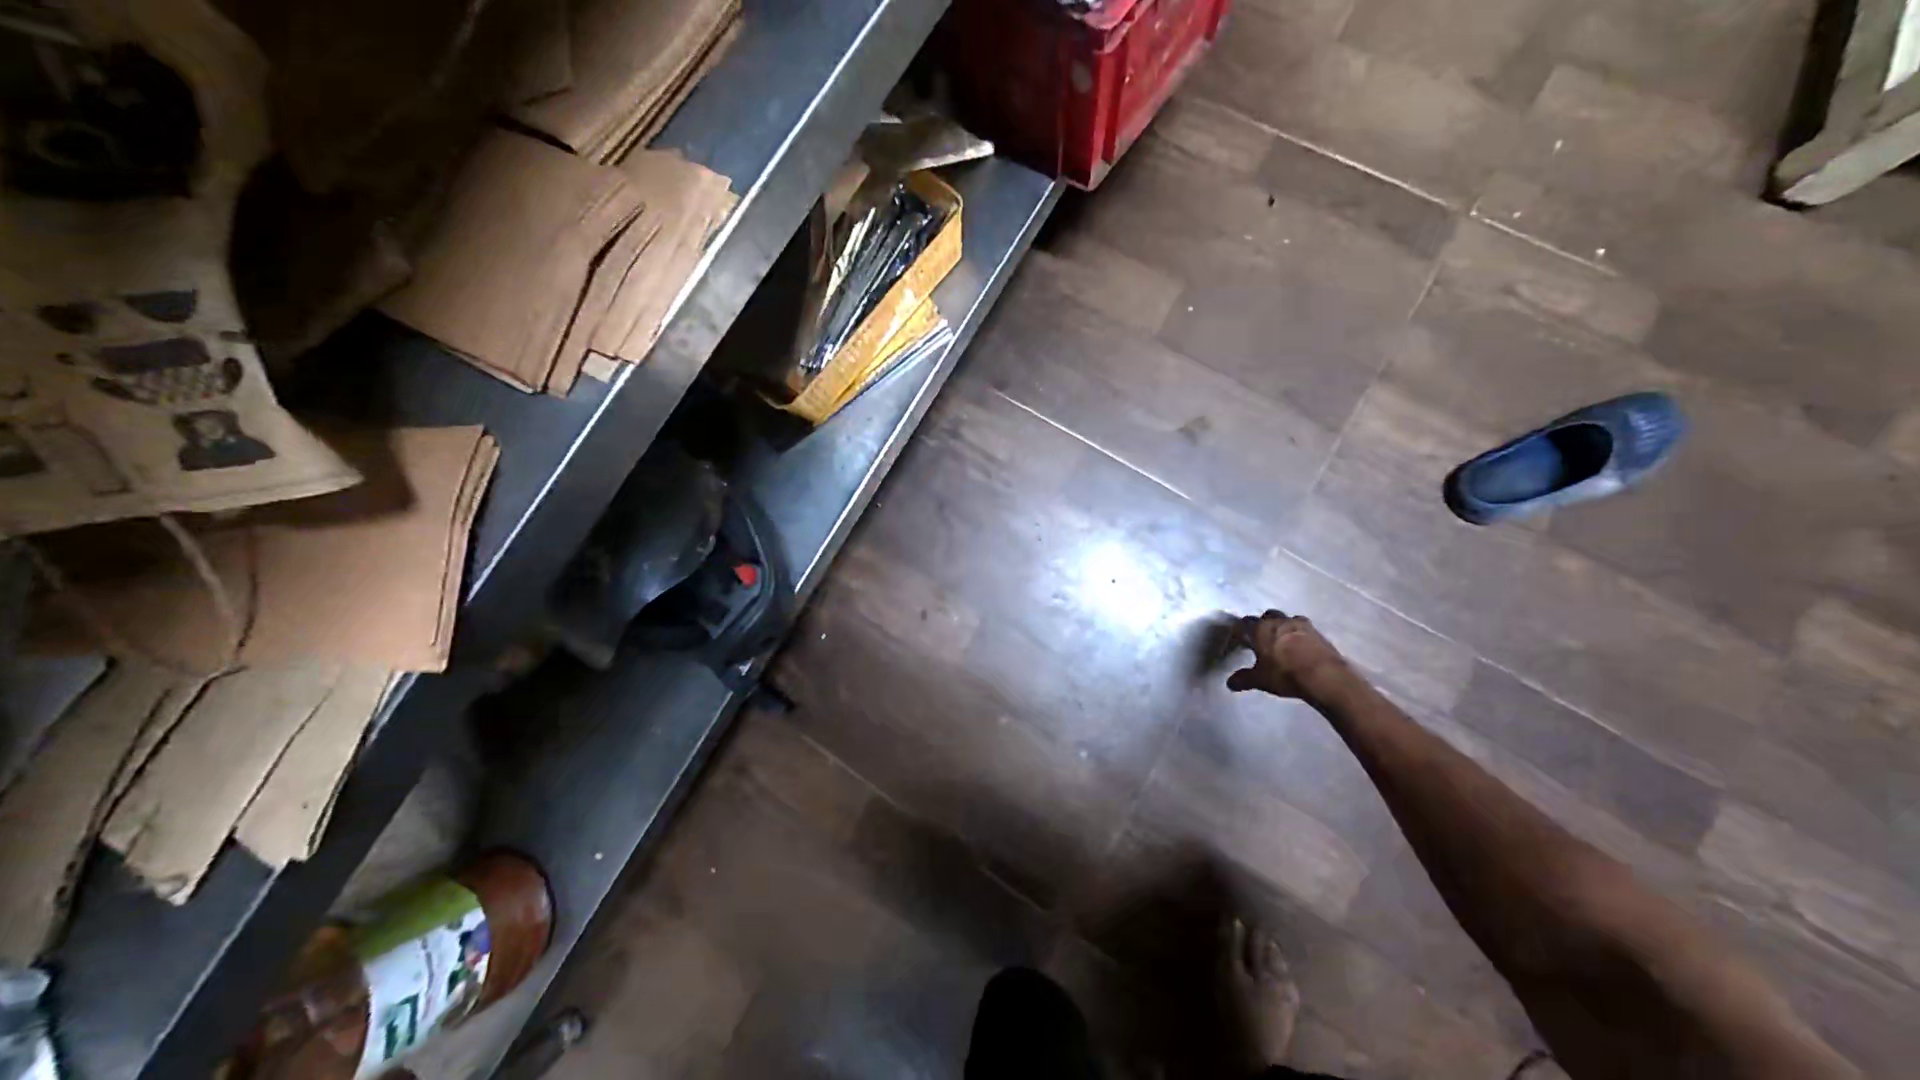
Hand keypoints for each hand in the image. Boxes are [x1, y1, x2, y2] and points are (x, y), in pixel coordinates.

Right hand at [1227, 610, 1352, 701]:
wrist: (1325, 676)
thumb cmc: (1285, 674)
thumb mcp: (1261, 680)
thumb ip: (1244, 679)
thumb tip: (1230, 683)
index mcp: (1261, 629)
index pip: (1244, 623)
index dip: (1240, 630)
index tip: (1239, 639)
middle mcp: (1280, 621)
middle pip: (1267, 616)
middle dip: (1263, 625)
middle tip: (1261, 639)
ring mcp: (1301, 625)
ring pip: (1287, 620)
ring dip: (1283, 627)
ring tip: (1283, 642)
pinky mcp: (1318, 632)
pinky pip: (1304, 629)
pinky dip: (1299, 635)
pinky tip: (1301, 648)